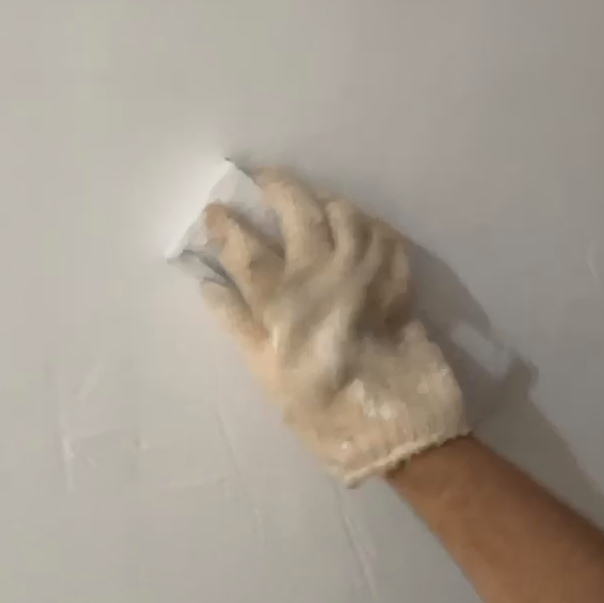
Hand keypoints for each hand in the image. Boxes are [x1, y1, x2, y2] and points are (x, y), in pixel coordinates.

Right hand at [199, 168, 468, 484]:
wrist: (394, 424)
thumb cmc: (321, 405)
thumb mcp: (266, 373)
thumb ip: (236, 323)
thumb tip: (207, 282)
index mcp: (284, 299)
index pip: (247, 248)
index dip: (227, 224)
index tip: (215, 209)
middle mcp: (323, 272)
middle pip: (299, 210)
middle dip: (277, 186)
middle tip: (262, 178)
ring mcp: (364, 270)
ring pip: (343, 211)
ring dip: (321, 198)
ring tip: (308, 198)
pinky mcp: (396, 276)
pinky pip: (380, 231)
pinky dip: (364, 221)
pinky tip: (354, 225)